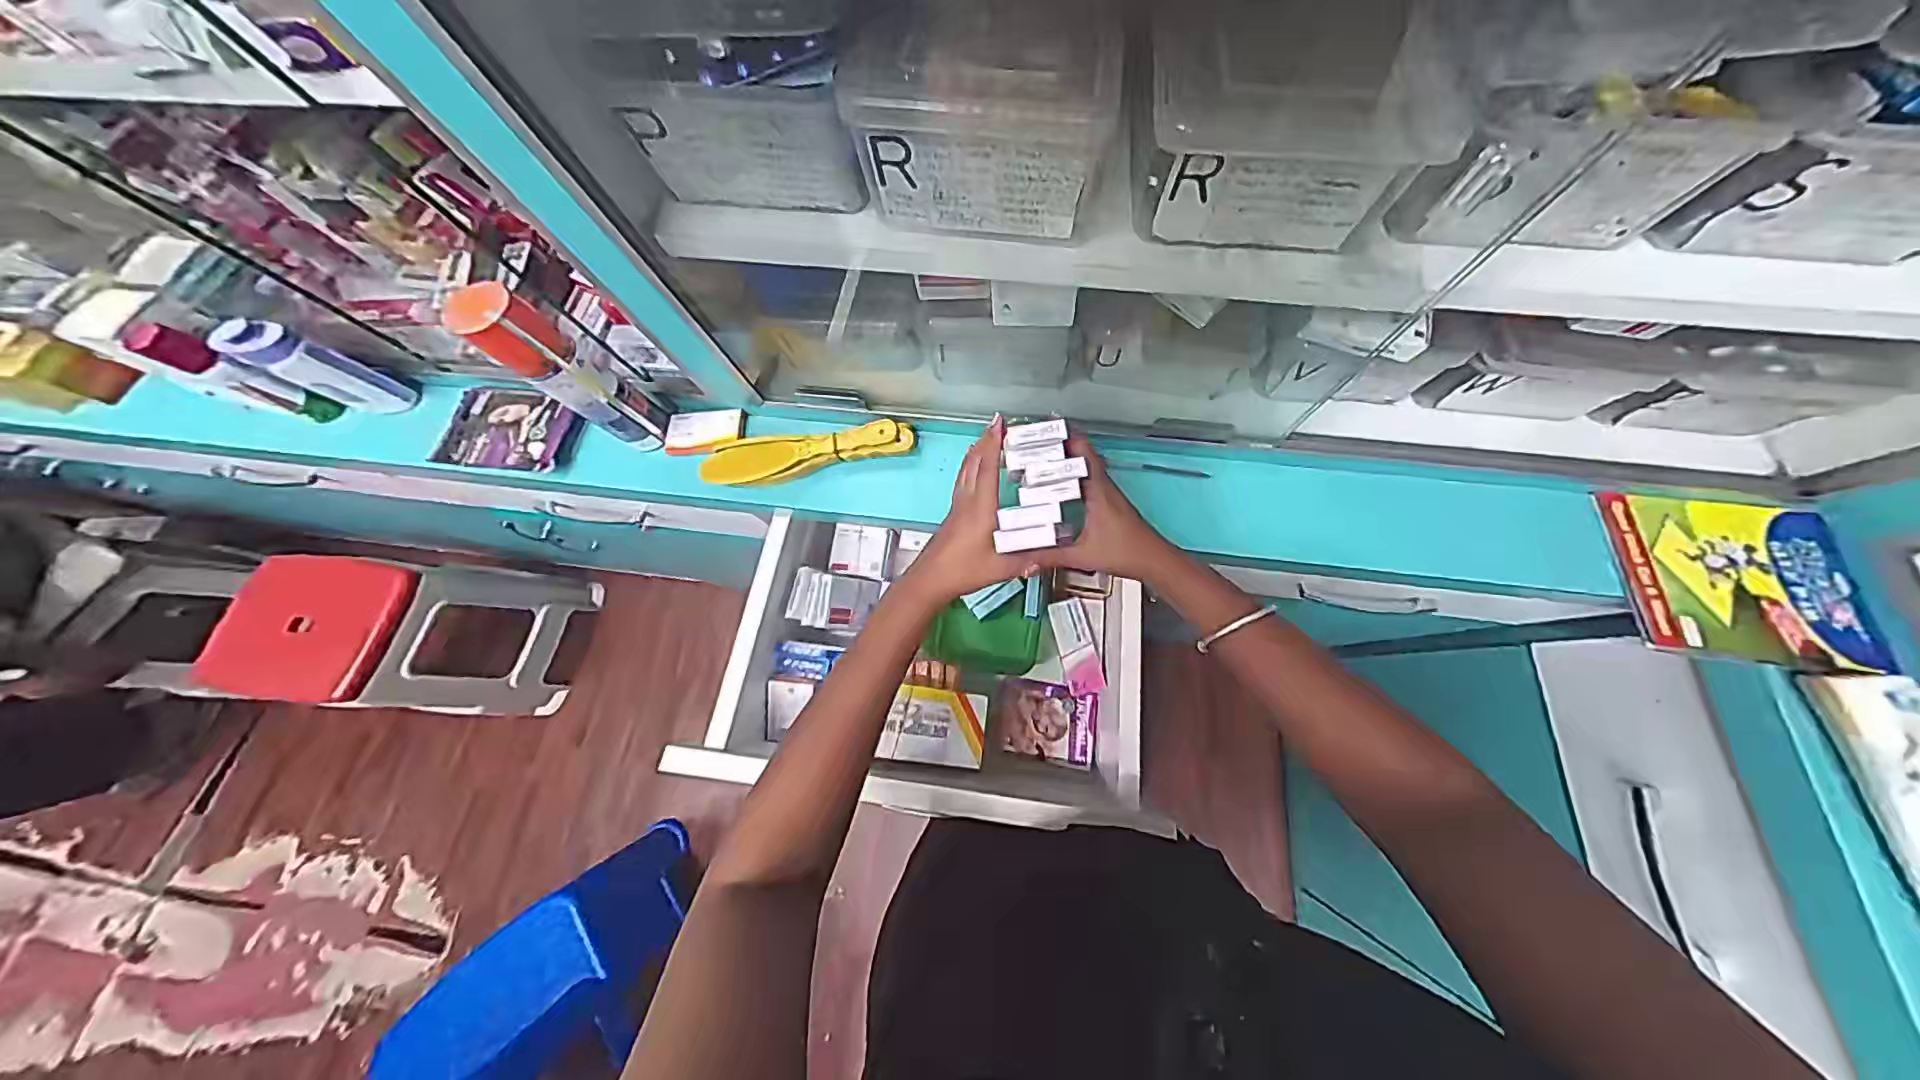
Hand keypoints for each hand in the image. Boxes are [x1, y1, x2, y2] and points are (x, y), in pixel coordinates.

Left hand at [904, 416, 1048, 603]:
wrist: (930, 580)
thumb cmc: (962, 571)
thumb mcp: (1000, 569)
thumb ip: (1025, 562)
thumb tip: (1048, 557)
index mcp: (980, 509)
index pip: (988, 468)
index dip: (995, 444)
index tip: (1001, 424)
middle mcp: (967, 502)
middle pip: (975, 462)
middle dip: (987, 440)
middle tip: (999, 423)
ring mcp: (958, 507)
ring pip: (966, 470)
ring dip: (977, 451)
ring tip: (986, 437)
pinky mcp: (953, 514)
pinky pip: (962, 481)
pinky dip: (969, 467)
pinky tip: (972, 468)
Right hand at [1046, 434, 1179, 583]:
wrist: (1154, 561)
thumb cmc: (1128, 553)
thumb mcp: (1082, 556)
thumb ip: (1051, 557)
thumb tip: (1026, 559)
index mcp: (1099, 492)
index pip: (1084, 453)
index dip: (1067, 437)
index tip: (1048, 429)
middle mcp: (1105, 488)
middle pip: (1084, 456)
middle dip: (1063, 445)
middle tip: (1040, 442)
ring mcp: (1110, 495)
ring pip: (1089, 468)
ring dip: (1071, 460)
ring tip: (1046, 459)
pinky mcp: (1112, 504)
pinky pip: (1093, 481)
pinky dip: (1078, 477)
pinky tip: (1065, 487)